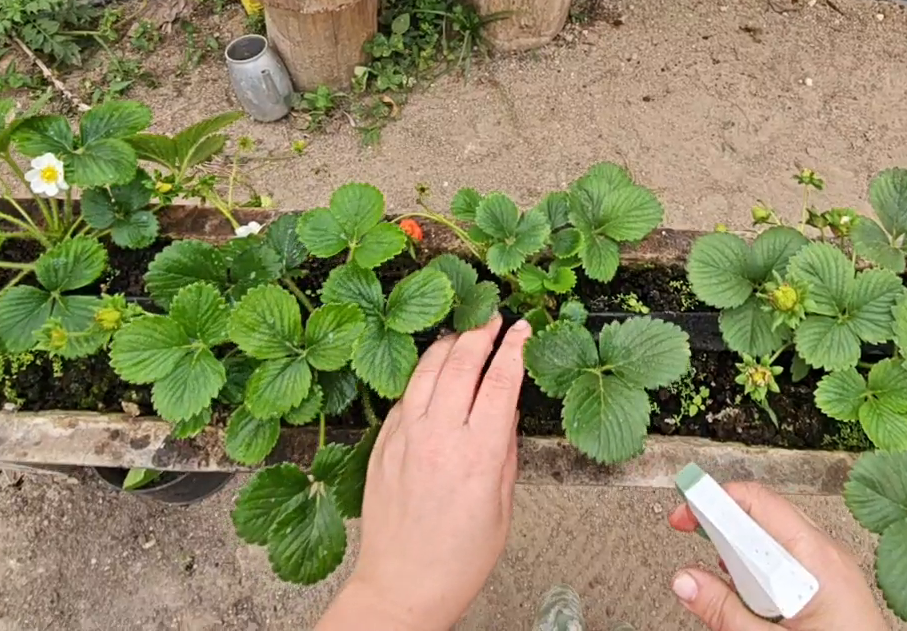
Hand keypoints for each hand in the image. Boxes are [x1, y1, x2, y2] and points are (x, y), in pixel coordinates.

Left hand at [316, 315, 531, 630]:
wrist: (400, 588)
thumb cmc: (456, 560)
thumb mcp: (502, 508)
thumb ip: (505, 450)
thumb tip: (506, 408)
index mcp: (477, 456)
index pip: (500, 382)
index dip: (514, 348)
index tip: (522, 329)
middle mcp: (439, 437)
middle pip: (462, 362)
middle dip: (482, 332)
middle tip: (494, 319)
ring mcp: (406, 436)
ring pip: (428, 367)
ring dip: (450, 342)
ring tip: (465, 332)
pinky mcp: (383, 442)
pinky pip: (406, 393)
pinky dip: (424, 373)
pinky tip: (435, 369)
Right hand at [667, 481, 886, 630]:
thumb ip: (724, 612)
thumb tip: (684, 579)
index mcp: (817, 560)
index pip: (757, 503)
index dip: (714, 502)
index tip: (684, 515)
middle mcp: (829, 556)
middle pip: (765, 516)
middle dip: (725, 526)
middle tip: (693, 538)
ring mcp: (835, 572)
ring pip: (777, 541)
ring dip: (743, 553)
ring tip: (723, 580)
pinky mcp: (835, 591)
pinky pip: (791, 563)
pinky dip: (763, 572)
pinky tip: (751, 599)